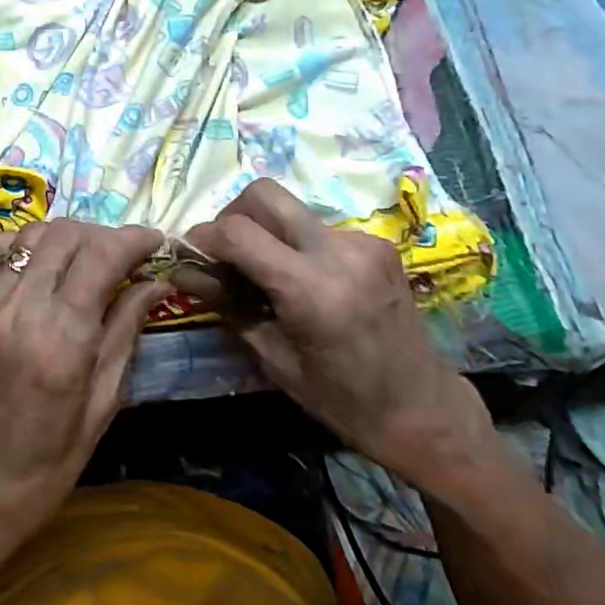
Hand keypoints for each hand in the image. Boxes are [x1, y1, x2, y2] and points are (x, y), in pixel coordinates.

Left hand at [0, 220, 166, 604]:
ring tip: (86, 258)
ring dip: (66, 237)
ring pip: (31, 236)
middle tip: (124, 256)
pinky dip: (16, 243)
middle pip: (67, 235)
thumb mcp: (103, 403)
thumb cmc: (50, 460)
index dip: (134, 239)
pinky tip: (36, 261)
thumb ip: (126, 331)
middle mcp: (21, 309)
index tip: (155, 242)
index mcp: (63, 339)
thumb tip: (155, 282)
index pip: (101, 255)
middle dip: (103, 235)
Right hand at [185, 179, 497, 493]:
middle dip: (232, 214)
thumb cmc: (340, 399)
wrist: (422, 410)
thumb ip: (226, 304)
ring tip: (263, 270)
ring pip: (290, 208)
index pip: (238, 232)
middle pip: (264, 194)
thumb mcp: (272, 357)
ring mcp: (364, 243)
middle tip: (225, 250)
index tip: (191, 254)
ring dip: (265, 229)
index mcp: (312, 290)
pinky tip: (300, 276)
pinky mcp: (377, 243)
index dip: (204, 236)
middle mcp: (340, 253)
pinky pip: (317, 226)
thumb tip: (181, 271)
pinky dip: (295, 242)